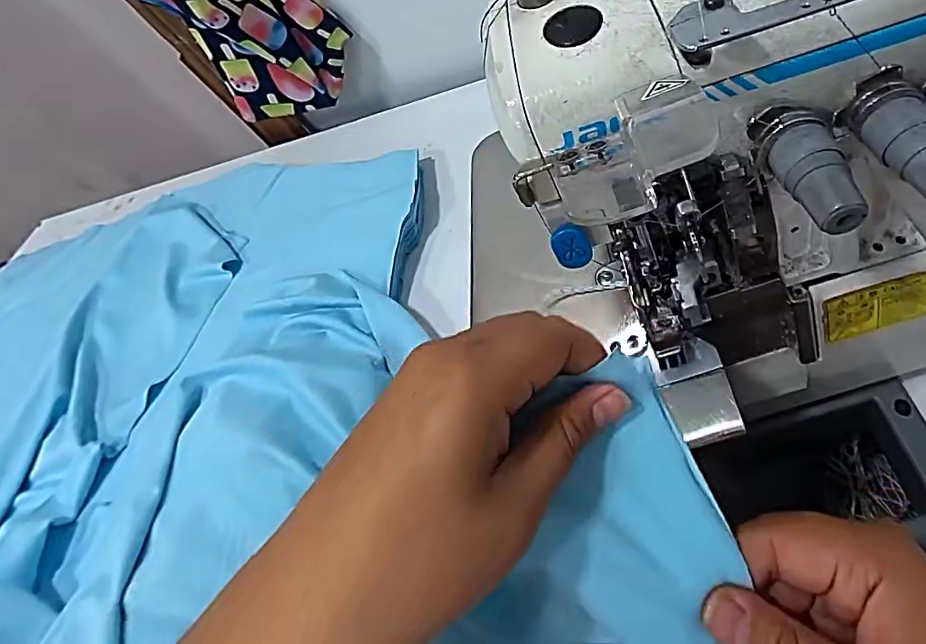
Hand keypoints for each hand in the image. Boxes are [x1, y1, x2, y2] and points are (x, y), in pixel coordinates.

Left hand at [185, 312, 628, 643]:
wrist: (317, 597)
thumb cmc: (422, 558)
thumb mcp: (511, 506)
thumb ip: (565, 438)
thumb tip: (609, 397)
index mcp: (473, 372)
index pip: (553, 335)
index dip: (590, 359)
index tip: (608, 400)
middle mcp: (442, 353)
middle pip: (524, 329)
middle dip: (563, 360)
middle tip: (580, 420)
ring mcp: (416, 369)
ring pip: (495, 341)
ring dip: (530, 368)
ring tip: (541, 432)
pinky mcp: (401, 390)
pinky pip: (466, 360)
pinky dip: (498, 377)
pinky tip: (498, 431)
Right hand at [702, 512, 925, 643]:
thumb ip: (782, 639)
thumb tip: (718, 605)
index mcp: (869, 552)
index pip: (771, 535)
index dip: (729, 570)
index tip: (699, 609)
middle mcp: (866, 560)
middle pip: (775, 566)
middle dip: (745, 605)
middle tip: (713, 637)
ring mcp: (868, 595)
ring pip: (787, 599)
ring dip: (763, 628)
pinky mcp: (870, 625)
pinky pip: (809, 623)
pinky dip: (786, 640)